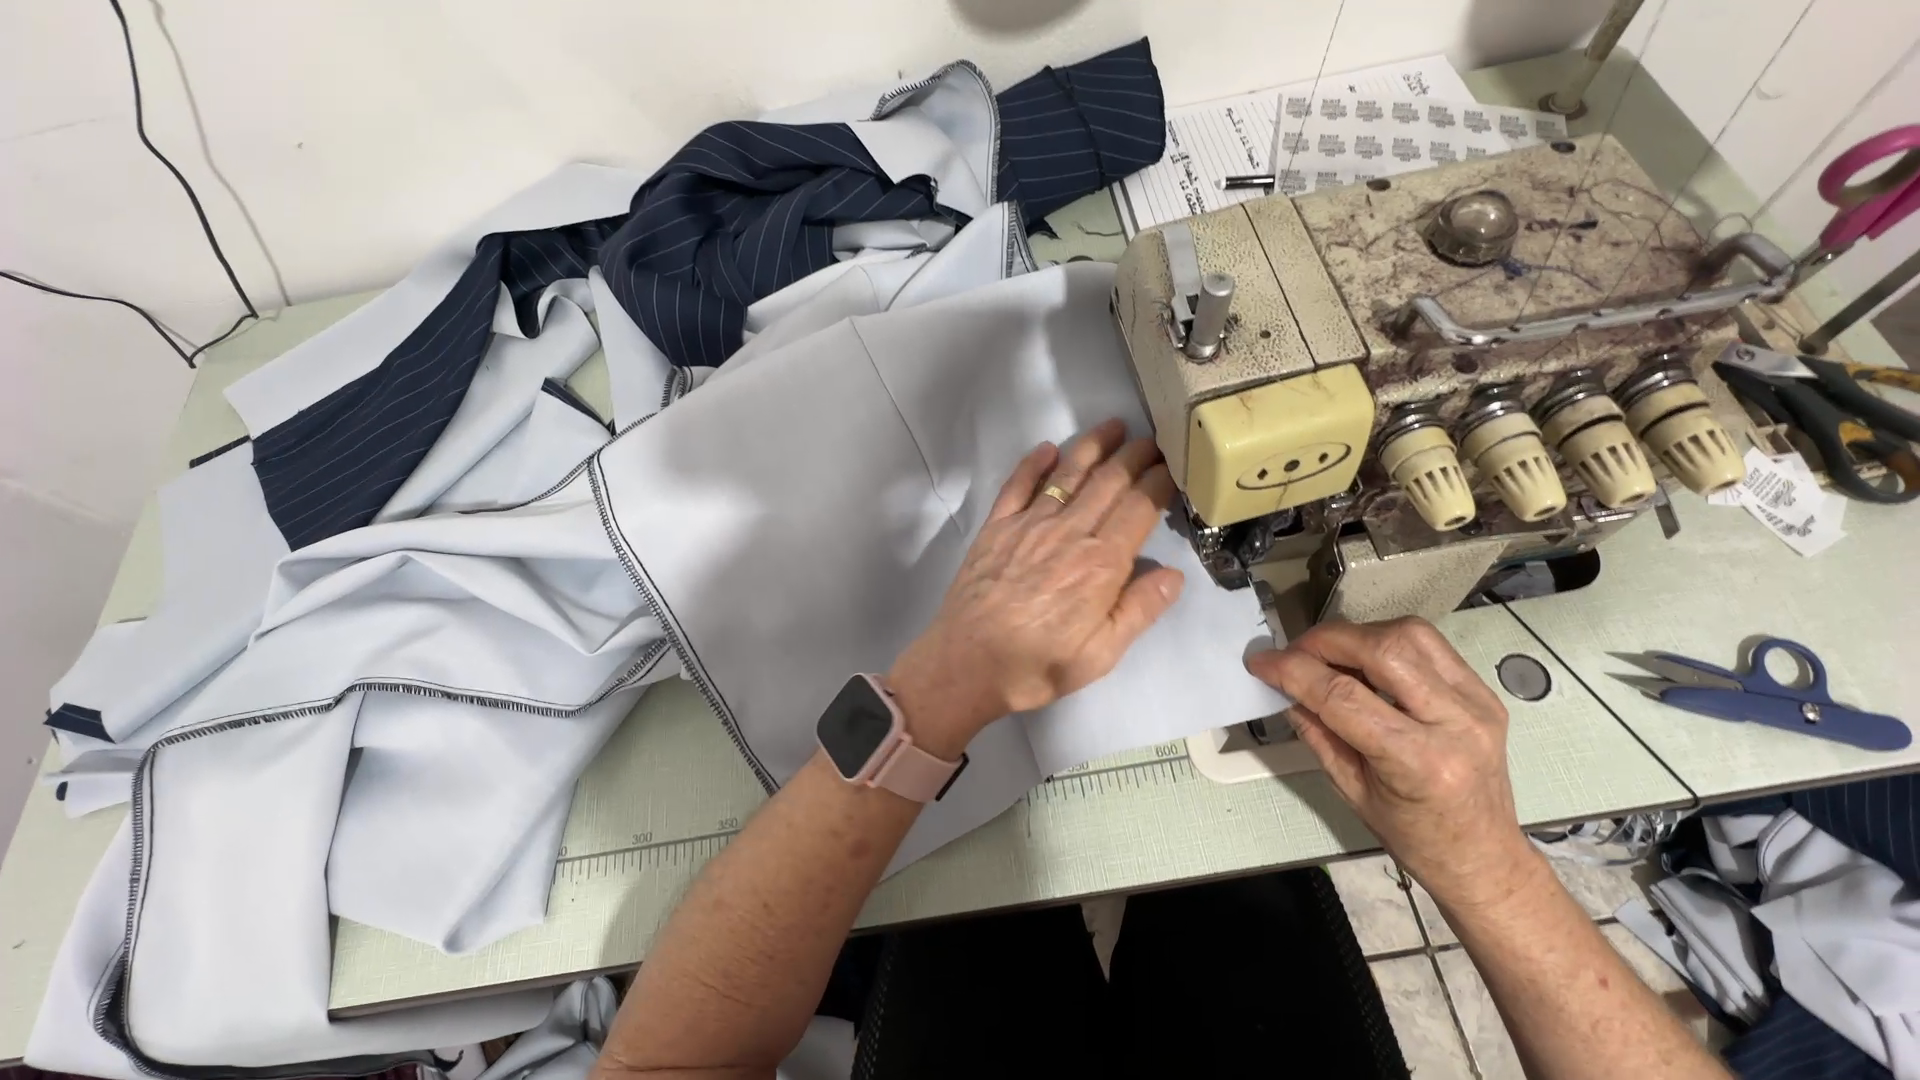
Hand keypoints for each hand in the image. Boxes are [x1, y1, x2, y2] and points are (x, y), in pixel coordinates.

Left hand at [888, 419, 1185, 757]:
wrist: (965, 664)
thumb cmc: (1037, 666)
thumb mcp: (1101, 654)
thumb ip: (1139, 610)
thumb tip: (1173, 574)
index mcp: (1101, 562)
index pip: (1140, 507)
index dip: (1160, 482)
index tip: (1175, 467)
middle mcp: (1068, 532)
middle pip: (1109, 481)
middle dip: (1135, 456)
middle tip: (1154, 439)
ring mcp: (1029, 524)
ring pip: (1068, 473)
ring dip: (1093, 446)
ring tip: (1114, 426)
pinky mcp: (996, 527)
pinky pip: (1018, 485)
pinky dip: (1034, 464)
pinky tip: (1047, 449)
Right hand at [1246, 618, 1544, 911]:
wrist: (1483, 855)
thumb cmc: (1413, 834)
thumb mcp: (1350, 789)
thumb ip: (1317, 732)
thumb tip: (1284, 687)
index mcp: (1419, 762)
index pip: (1342, 696)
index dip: (1293, 672)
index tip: (1260, 663)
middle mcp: (1455, 722)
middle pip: (1381, 650)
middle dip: (1325, 641)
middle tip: (1293, 653)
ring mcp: (1476, 702)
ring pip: (1408, 634)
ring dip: (1357, 635)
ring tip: (1328, 654)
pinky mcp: (1483, 690)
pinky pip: (1428, 644)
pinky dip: (1386, 641)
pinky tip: (1364, 660)